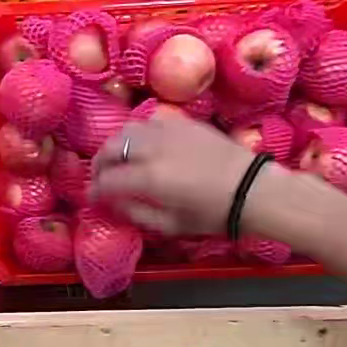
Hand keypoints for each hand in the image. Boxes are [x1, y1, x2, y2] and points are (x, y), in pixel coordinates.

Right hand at [91, 117, 266, 235]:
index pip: (108, 180)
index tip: (92, 197)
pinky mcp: (185, 123)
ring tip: (119, 158)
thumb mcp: (172, 225)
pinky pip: (152, 121)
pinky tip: (145, 145)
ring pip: (129, 129)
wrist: (253, 190)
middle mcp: (154, 148)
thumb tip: (115, 204)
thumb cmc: (214, 215)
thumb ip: (137, 214)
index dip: (95, 190)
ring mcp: (170, 131)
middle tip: (100, 177)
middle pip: (113, 147)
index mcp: (150, 178)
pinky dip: (140, 133)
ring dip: (117, 144)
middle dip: (100, 163)